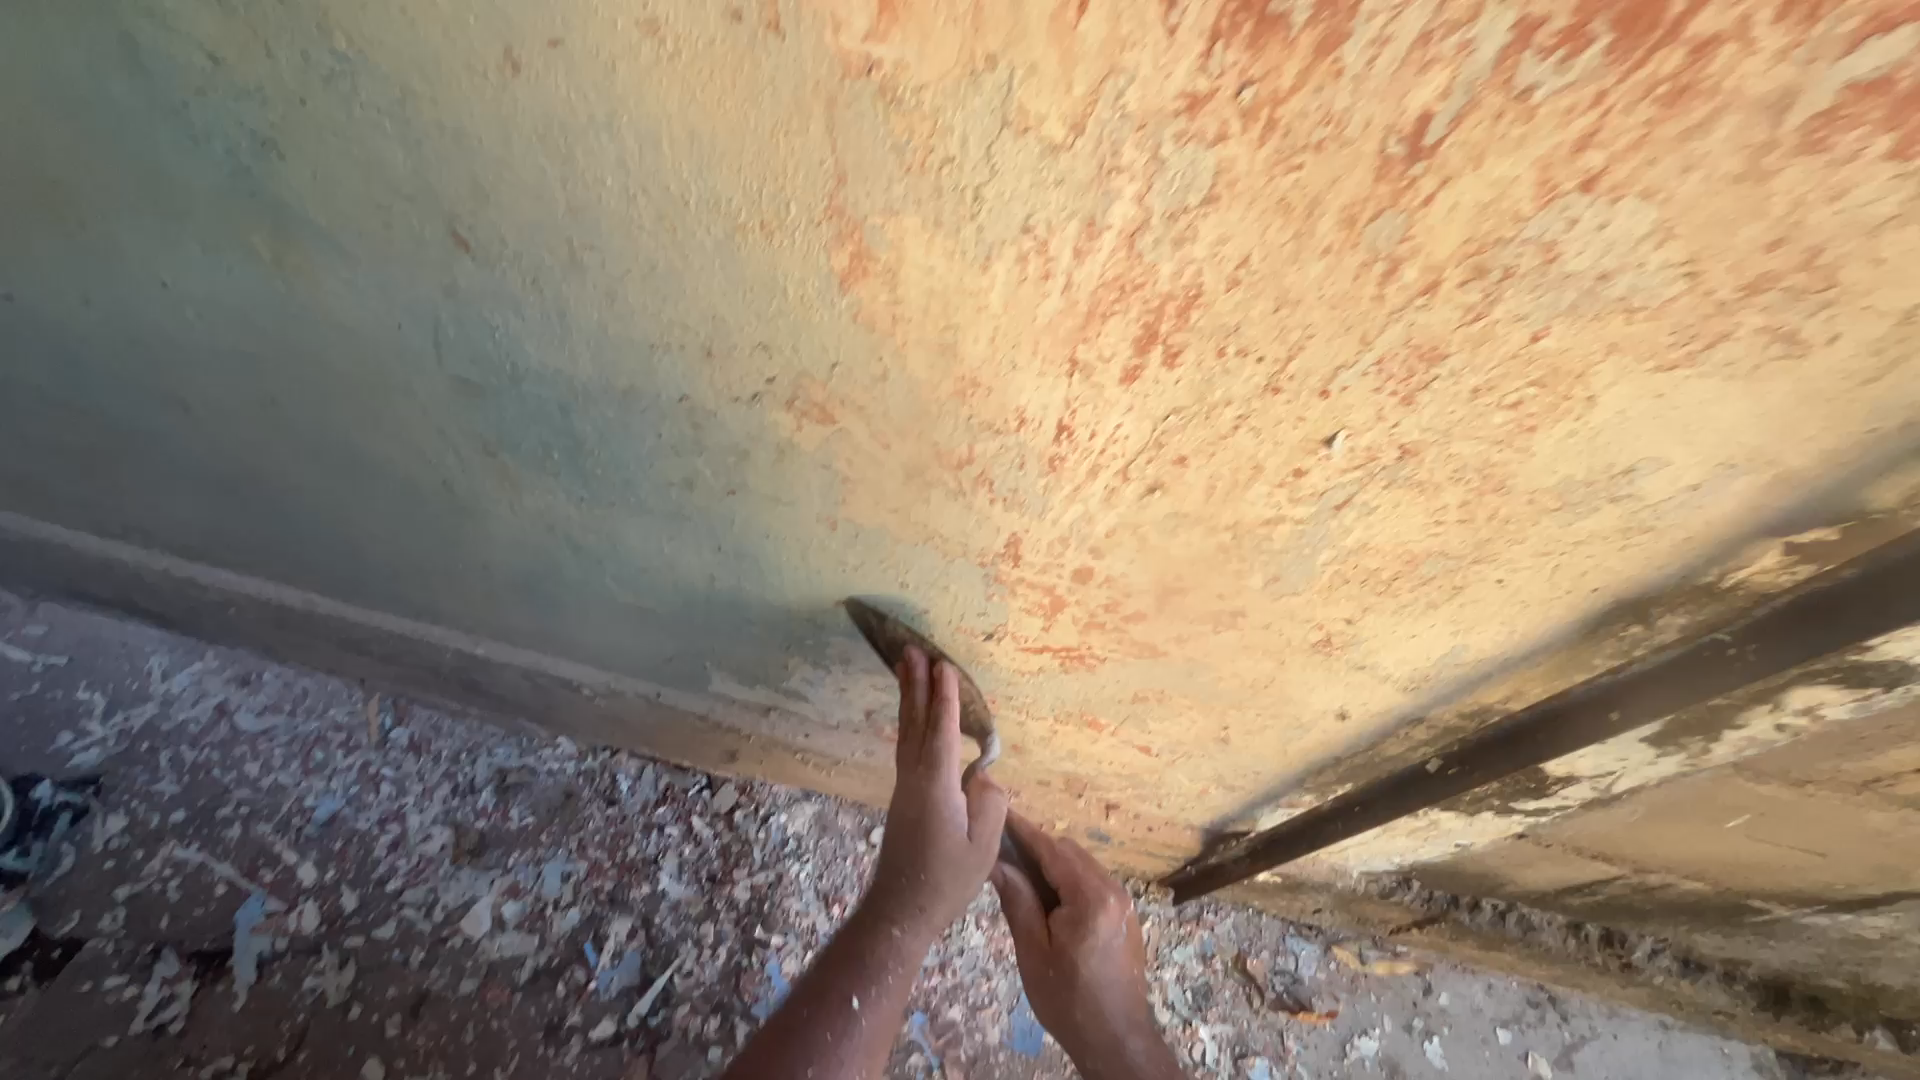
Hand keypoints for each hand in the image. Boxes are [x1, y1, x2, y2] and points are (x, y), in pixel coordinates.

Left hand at [864, 646, 1009, 937]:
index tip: (943, 666)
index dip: (944, 698)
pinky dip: (910, 721)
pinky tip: (913, 718)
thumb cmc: (945, 881)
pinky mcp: (902, 796)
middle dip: (915, 685)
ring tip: (906, 668)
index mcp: (936, 786)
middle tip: (911, 650)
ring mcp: (904, 786)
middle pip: (914, 722)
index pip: (941, 732)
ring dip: (908, 698)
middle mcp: (914, 778)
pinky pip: (907, 745)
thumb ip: (989, 803)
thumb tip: (983, 776)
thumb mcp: (983, 847)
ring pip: (906, 732)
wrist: (900, 909)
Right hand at [991, 814, 1181, 1079]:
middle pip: (1069, 851)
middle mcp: (1113, 889)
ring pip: (1082, 864)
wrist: (1116, 1040)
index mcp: (1091, 896)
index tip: (1000, 813)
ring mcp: (1124, 900)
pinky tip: (1049, 897)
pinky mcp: (1126, 913)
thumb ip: (1017, 901)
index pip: (1051, 849)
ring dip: (1054, 863)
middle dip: (1037, 848)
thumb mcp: (1033, 952)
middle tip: (1003, 853)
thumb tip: (997, 863)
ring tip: (1022, 876)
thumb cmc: (1068, 1000)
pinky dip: (1070, 879)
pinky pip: (1093, 880)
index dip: (1023, 831)